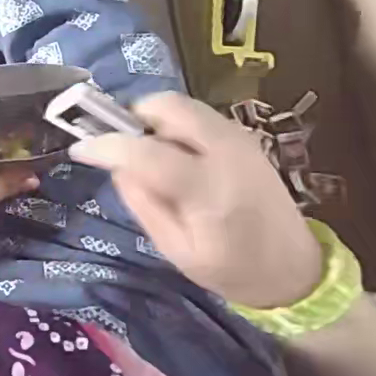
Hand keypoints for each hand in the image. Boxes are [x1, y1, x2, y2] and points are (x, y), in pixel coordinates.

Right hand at [69, 92, 321, 308]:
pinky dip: (174, 124)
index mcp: (208, 191)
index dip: (106, 146)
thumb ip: (145, 205)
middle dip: (133, 116)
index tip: (80, 149)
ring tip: (143, 152)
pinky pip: (197, 115)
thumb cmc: (233, 270)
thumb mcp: (177, 251)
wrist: (296, 268)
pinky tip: (171, 155)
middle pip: (169, 107)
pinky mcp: (245, 137)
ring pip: (183, 105)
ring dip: (153, 119)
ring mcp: (240, 139)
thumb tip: (118, 168)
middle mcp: (227, 152)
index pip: (146, 153)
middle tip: (117, 143)